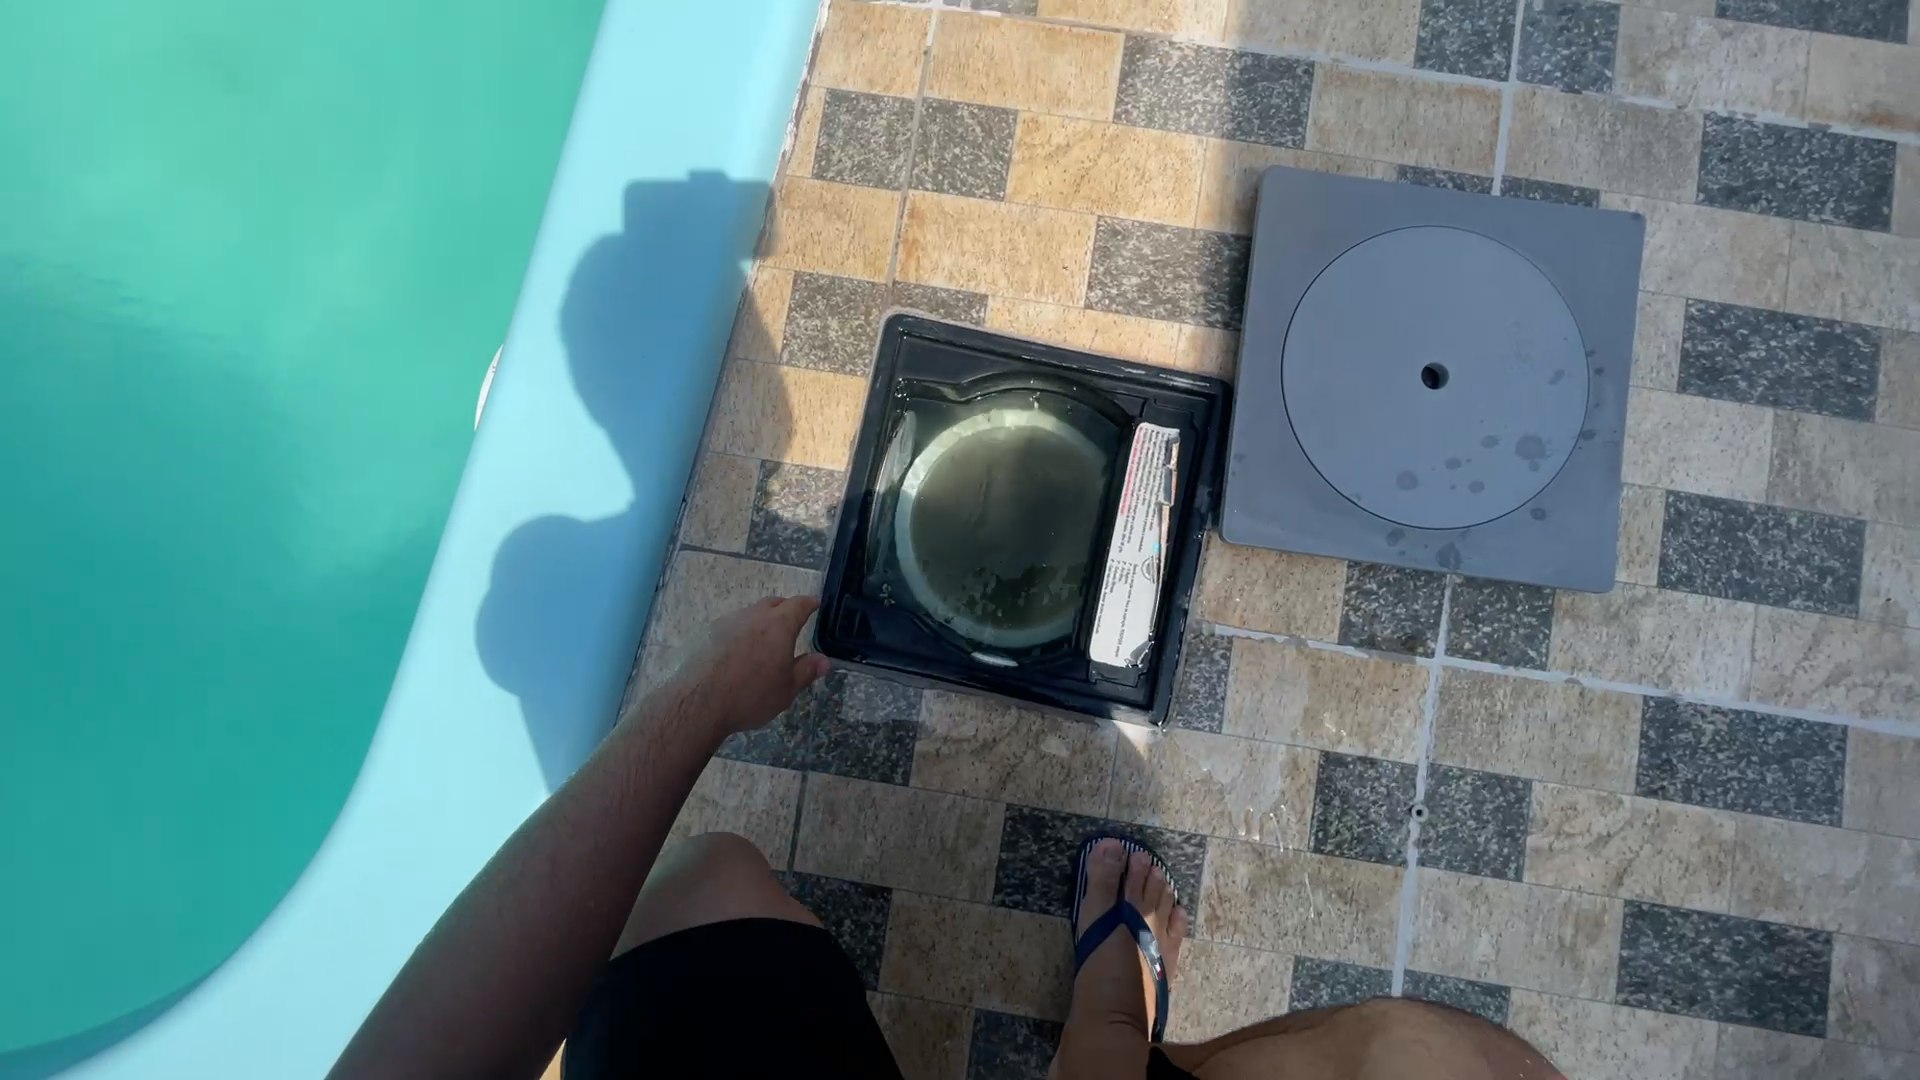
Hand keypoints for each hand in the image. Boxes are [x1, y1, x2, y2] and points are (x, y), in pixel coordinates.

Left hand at [663, 595, 830, 736]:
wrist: (696, 703)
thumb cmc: (750, 696)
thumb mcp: (786, 690)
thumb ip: (806, 672)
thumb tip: (823, 660)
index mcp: (779, 625)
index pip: (798, 605)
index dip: (808, 604)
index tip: (814, 604)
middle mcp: (753, 616)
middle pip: (772, 604)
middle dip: (784, 609)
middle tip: (789, 623)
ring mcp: (726, 622)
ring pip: (748, 615)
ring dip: (758, 623)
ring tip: (760, 644)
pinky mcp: (704, 634)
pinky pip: (728, 628)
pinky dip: (737, 635)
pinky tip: (733, 656)